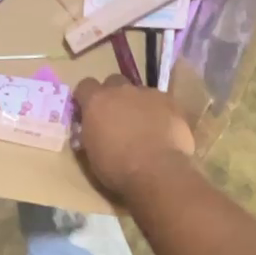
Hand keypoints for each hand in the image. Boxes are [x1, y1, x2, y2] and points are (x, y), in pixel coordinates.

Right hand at [72, 75, 196, 202]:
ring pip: (139, 92)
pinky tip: (162, 131)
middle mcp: (121, 90)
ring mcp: (148, 93)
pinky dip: (159, 112)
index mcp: (96, 102)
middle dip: (113, 96)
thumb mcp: (91, 154)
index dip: (86, 98)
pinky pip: (161, 102)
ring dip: (138, 105)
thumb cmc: (117, 168)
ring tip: (144, 128)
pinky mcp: (171, 102)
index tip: (88, 112)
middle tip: (116, 117)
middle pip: (114, 82)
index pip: (85, 86)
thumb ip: (90, 133)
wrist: (157, 172)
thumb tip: (93, 130)